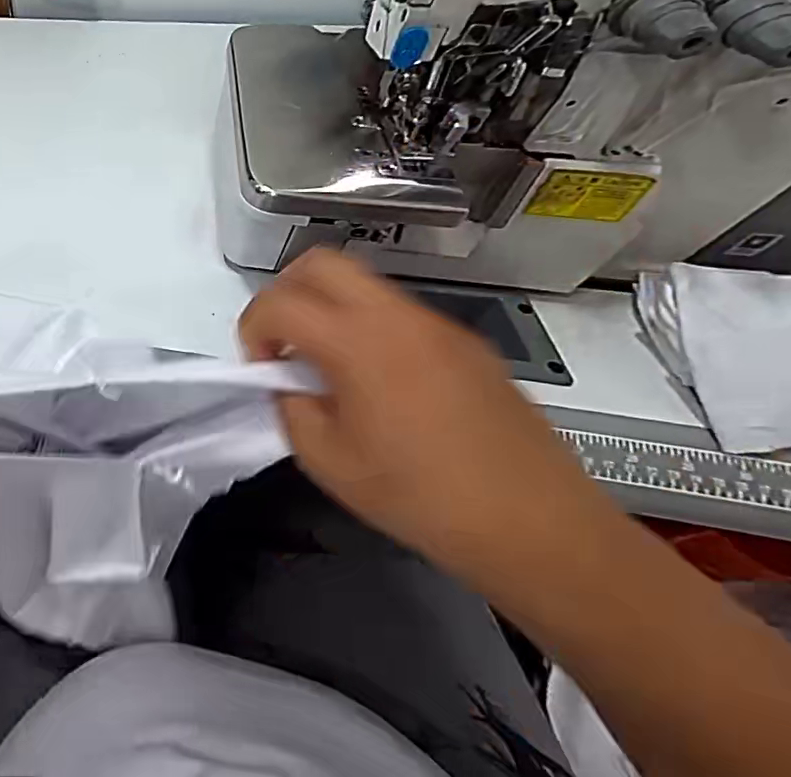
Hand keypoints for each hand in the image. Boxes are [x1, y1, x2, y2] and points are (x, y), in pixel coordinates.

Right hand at [239, 251, 790, 776]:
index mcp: (358, 341)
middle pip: (320, 262)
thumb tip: (288, 380)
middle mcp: (398, 316)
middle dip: (284, 293)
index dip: (252, 328)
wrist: (538, 528)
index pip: (279, 301)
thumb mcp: (326, 460)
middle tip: (284, 344)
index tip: (261, 368)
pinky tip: (382, 386)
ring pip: (361, 283)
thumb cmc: (419, 497)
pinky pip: (398, 312)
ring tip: (331, 368)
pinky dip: (367, 327)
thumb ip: (290, 405)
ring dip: (327, 309)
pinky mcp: (467, 343)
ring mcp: (439, 324)